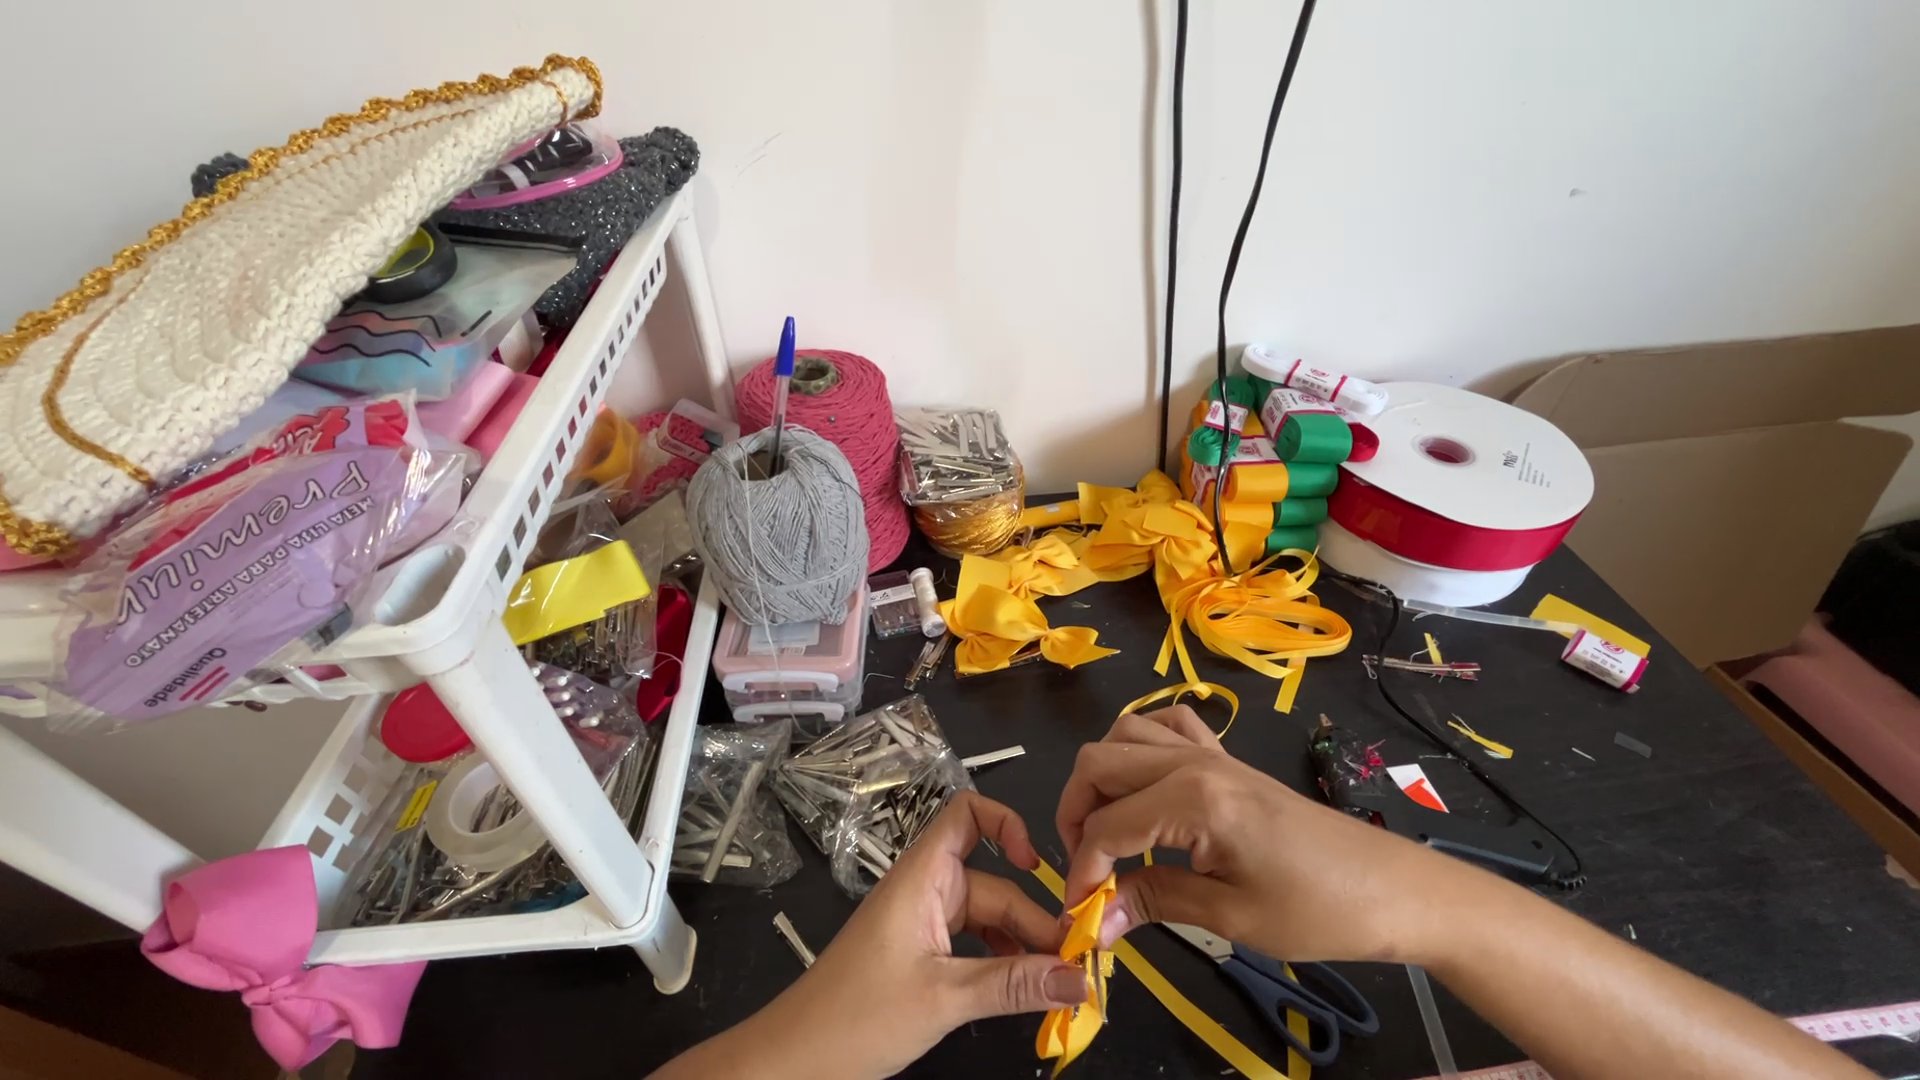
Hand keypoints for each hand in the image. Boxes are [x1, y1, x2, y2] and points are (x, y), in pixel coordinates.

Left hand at [700, 793, 1087, 1079]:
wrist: (797, 1057)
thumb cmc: (861, 1014)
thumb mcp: (945, 998)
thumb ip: (1014, 984)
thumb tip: (1080, 978)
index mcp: (923, 875)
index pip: (968, 815)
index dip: (1007, 824)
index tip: (1039, 866)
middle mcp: (926, 887)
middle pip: (994, 883)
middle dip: (1035, 918)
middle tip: (1078, 964)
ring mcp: (923, 919)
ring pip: (987, 915)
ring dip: (1022, 943)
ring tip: (1061, 979)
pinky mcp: (921, 949)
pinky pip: (973, 940)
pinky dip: (1001, 958)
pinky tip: (1025, 986)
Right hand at [1056, 705, 1456, 963]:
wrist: (1392, 888)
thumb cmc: (1319, 909)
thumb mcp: (1232, 916)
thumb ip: (1154, 902)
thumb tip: (1093, 923)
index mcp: (1192, 799)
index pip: (1106, 825)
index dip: (1081, 869)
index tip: (1079, 913)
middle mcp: (1192, 760)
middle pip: (1098, 763)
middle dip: (1075, 813)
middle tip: (1086, 868)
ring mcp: (1210, 752)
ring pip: (1124, 733)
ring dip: (1101, 777)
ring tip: (1107, 827)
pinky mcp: (1227, 757)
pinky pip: (1169, 723)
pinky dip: (1141, 744)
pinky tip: (1145, 782)